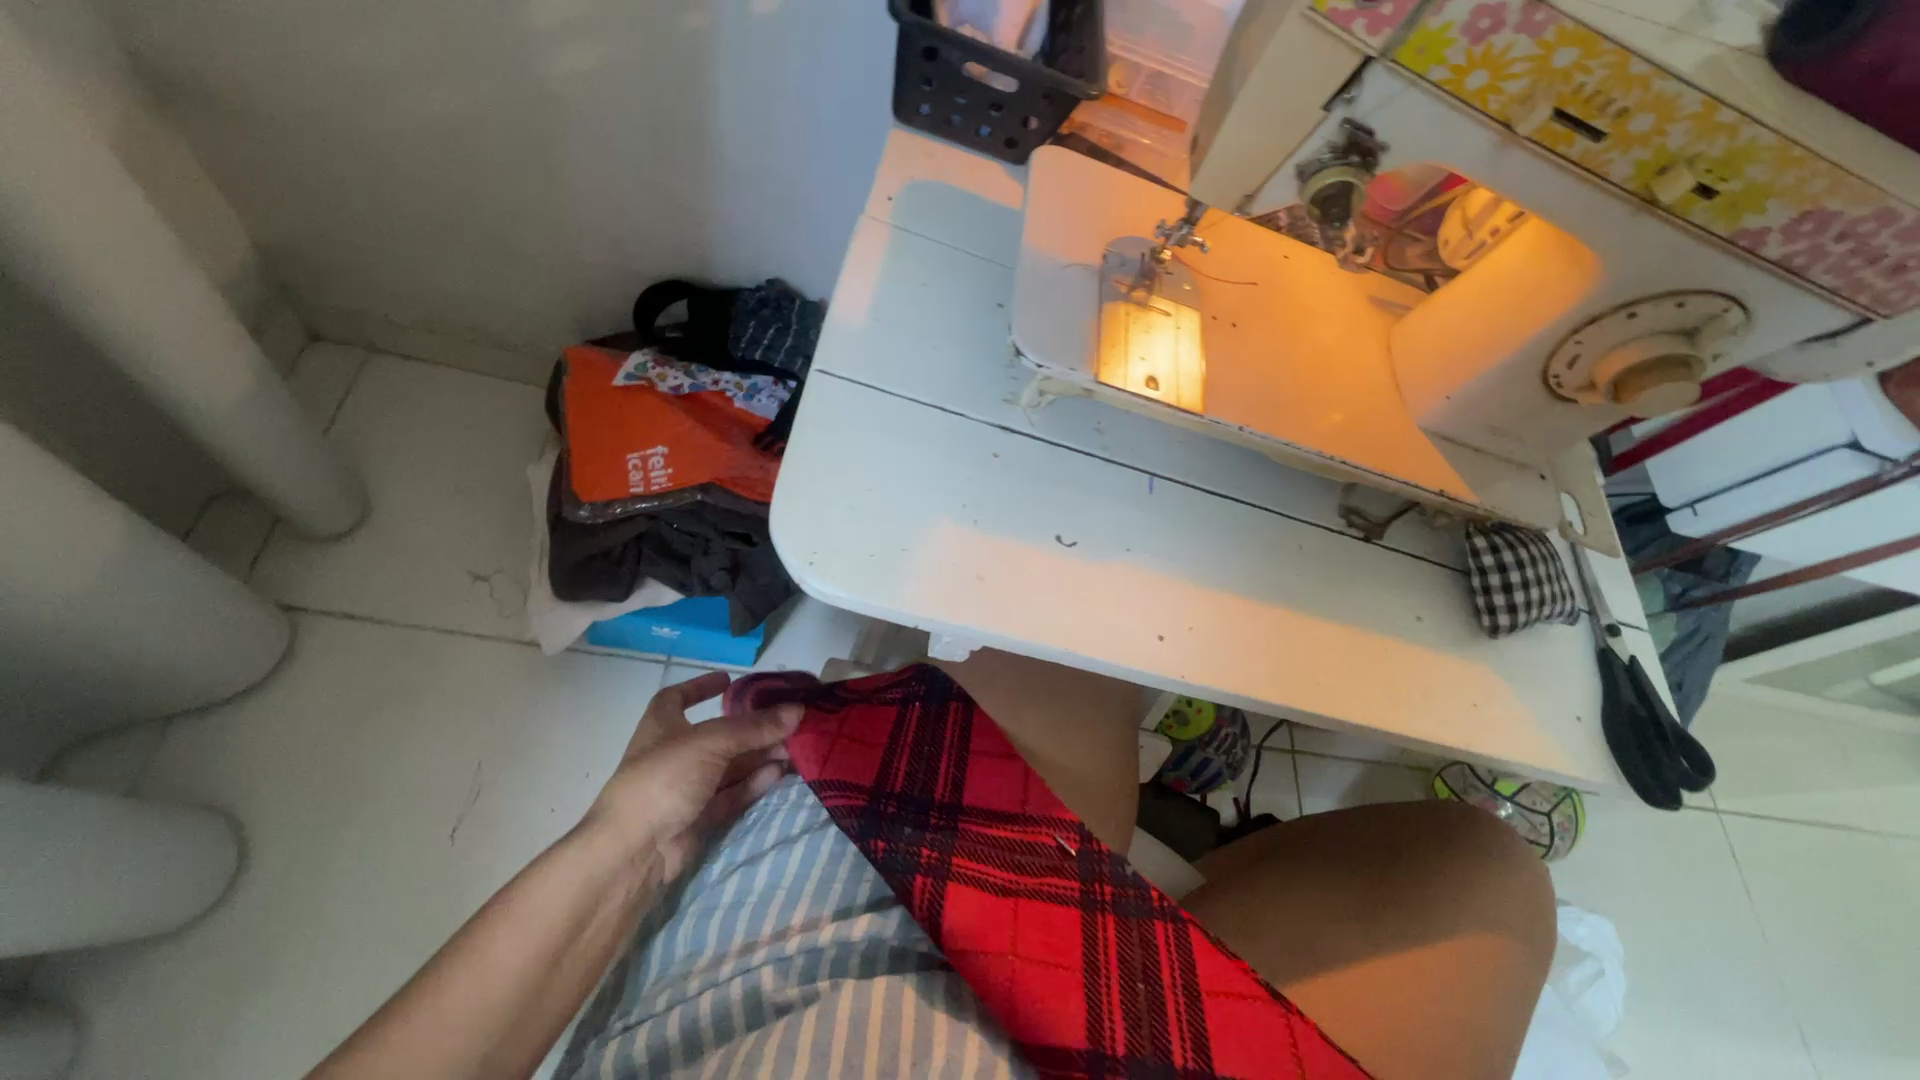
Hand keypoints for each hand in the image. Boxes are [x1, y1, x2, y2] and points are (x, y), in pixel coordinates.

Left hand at [580, 672, 801, 884]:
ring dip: (760, 756)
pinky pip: (733, 793)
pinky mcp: (701, 816)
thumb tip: (798, 710)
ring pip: (730, 766)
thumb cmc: (664, 778)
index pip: (677, 698)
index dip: (700, 687)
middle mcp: (675, 754)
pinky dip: (754, 782)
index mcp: (662, 726)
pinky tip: (779, 773)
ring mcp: (687, 787)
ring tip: (795, 749)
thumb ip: (755, 728)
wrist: (636, 848)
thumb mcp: (710, 742)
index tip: (729, 680)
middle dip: (752, 728)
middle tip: (787, 721)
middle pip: (719, 735)